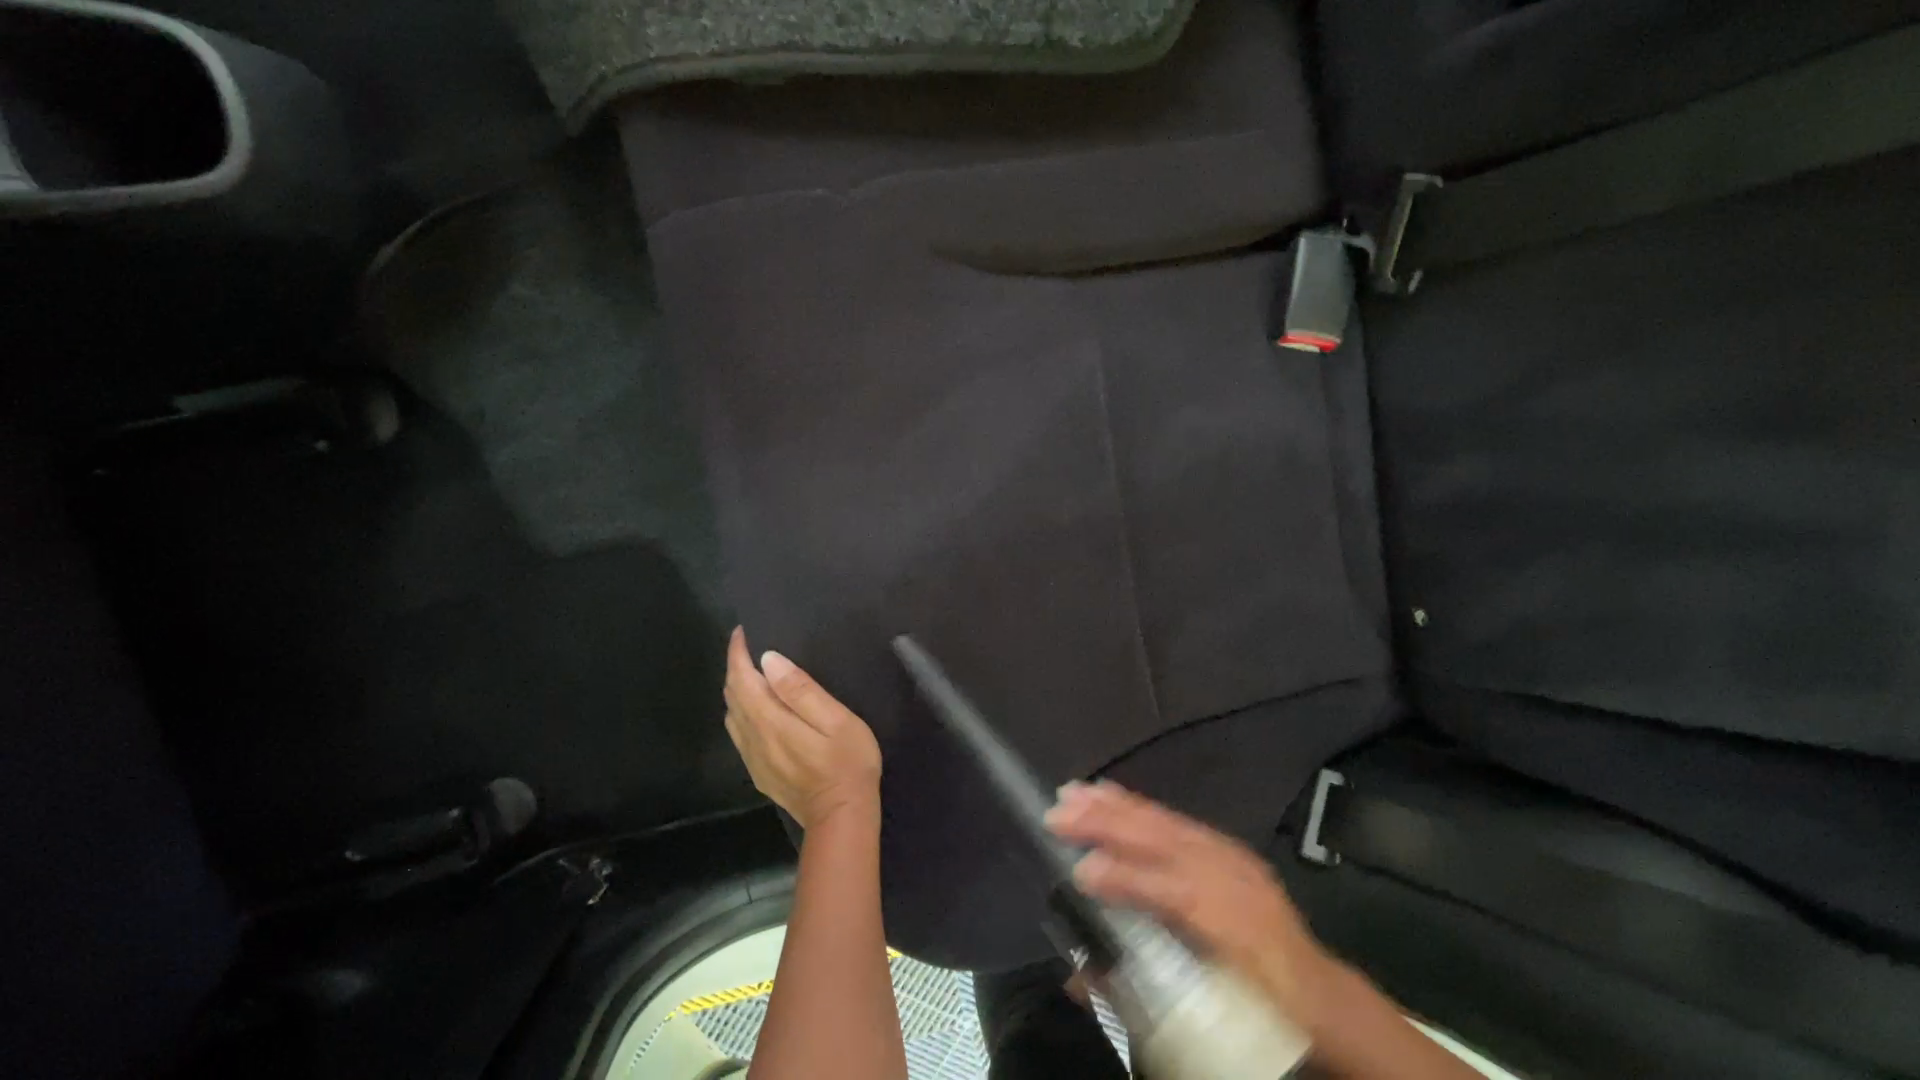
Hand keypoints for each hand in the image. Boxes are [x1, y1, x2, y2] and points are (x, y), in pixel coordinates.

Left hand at [723, 628, 882, 828]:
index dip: (737, 652)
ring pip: (732, 715)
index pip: (741, 678)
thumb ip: (801, 690)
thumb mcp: (835, 720)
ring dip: (737, 690)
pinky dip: (741, 713)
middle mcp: (752, 737)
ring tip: (753, 673)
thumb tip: (769, 660)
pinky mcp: (760, 772)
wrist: (842, 817)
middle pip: (732, 695)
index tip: (742, 631)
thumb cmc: (847, 763)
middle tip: (749, 646)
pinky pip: (739, 734)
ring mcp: (753, 758)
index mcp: (769, 720)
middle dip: (736, 667)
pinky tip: (757, 711)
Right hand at [1045, 781, 1337, 1035]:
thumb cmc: (1254, 1007)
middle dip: (1111, 825)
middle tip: (1058, 814)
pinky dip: (1142, 807)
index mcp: (1233, 927)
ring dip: (1118, 807)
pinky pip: (1180, 822)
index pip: (1175, 894)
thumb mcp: (1202, 1012)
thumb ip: (1138, 991)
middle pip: (1166, 843)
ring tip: (1074, 792)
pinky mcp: (1229, 850)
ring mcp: (1233, 860)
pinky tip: (1114, 794)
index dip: (1128, 880)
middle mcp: (1233, 882)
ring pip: (1170, 825)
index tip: (1081, 872)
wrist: (1314, 993)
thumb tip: (1078, 977)